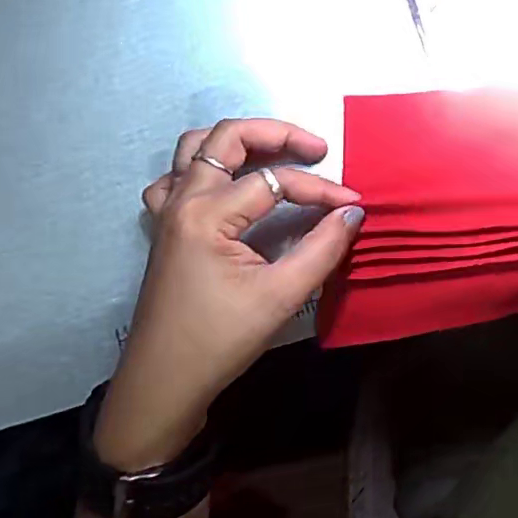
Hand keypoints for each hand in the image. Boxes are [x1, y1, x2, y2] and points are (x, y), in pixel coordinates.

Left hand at [95, 118, 363, 471]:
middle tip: (317, 149)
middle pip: (226, 138)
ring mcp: (168, 213)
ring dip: (238, 143)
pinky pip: (177, 178)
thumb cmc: (221, 339)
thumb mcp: (282, 295)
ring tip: (277, 154)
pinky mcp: (166, 229)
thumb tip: (354, 211)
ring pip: (195, 148)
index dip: (321, 189)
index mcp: (207, 215)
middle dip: (277, 134)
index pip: (275, 180)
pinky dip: (206, 169)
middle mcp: (182, 202)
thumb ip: (324, 247)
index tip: (353, 204)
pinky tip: (231, 186)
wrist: (162, 383)